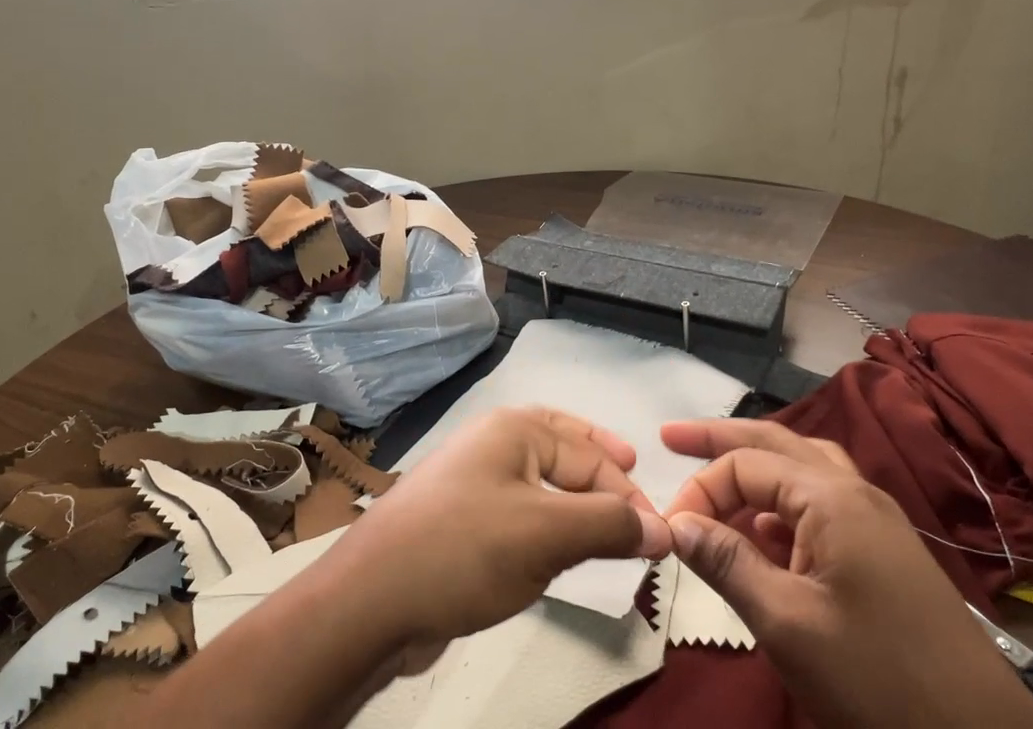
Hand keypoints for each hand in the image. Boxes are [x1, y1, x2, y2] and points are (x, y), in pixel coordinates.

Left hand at [323, 407, 672, 655]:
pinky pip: (517, 515)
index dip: (629, 494)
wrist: (369, 602)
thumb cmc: (463, 552)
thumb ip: (608, 525)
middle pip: (563, 452)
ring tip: (605, 529)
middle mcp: (491, 446)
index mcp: (512, 430)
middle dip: (602, 477)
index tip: (662, 539)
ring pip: (539, 485)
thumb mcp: (546, 534)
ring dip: (575, 505)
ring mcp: (470, 484)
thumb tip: (662, 528)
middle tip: (636, 499)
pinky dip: (545, 528)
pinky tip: (555, 552)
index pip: (590, 456)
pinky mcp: (459, 524)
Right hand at [662, 419, 1032, 728]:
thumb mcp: (786, 622)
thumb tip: (676, 522)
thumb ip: (727, 562)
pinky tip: (762, 534)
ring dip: (757, 468)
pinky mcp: (884, 554)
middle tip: (672, 436)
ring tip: (715, 476)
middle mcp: (856, 494)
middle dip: (722, 439)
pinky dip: (782, 506)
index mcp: (833, 498)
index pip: (746, 464)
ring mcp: (876, 522)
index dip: (700, 489)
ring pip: (804, 470)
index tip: (670, 531)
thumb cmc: (875, 675)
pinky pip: (822, 507)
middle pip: (778, 444)